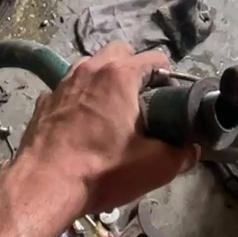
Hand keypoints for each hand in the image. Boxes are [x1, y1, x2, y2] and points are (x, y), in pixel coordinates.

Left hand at [12, 41, 197, 215]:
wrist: (45, 184)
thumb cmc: (101, 171)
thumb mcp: (154, 167)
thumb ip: (181, 155)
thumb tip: (192, 149)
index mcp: (119, 76)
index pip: (154, 58)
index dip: (167, 75)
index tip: (169, 96)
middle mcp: (90, 68)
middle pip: (119, 52)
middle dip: (133, 68)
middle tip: (141, 99)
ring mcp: (63, 81)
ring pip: (91, 66)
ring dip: (104, 79)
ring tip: (111, 109)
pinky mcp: (45, 99)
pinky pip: (68, 88)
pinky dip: (79, 97)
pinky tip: (81, 123)